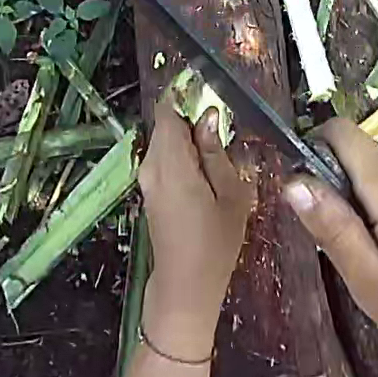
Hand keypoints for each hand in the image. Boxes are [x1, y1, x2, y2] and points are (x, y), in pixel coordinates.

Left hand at [138, 100, 255, 359]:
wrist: (185, 288)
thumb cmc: (215, 243)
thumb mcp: (230, 195)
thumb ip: (216, 152)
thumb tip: (208, 117)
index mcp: (171, 164)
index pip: (167, 112)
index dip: (184, 95)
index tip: (207, 89)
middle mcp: (151, 166)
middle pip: (165, 124)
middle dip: (190, 118)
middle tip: (222, 129)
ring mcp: (146, 179)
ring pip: (164, 141)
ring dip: (187, 137)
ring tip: (218, 152)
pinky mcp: (149, 190)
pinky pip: (163, 158)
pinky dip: (181, 154)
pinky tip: (205, 171)